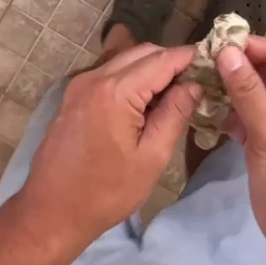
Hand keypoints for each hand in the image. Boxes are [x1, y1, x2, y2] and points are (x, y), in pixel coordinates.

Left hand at [14, 43, 199, 246]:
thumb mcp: (151, 157)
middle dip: (172, 62)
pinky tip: (146, 103)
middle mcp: (95, 77)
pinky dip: (132, 78)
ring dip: (152, 69)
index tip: (214, 63)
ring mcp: (80, 84)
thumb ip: (174, 115)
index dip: (190, 58)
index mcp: (116, 91)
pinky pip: (110, 74)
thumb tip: (194, 85)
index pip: (162, 59)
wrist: (51, 211)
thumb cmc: (106, 192)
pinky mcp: (73, 95)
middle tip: (198, 83)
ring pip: (126, 60)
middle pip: (143, 53)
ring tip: (176, 94)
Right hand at [216, 37, 265, 264]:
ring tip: (193, 81)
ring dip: (225, 87)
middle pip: (261, 71)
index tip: (211, 43)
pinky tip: (201, 109)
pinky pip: (242, 115)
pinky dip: (224, 111)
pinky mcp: (264, 140)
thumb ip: (248, 93)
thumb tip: (227, 53)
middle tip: (195, 61)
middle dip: (231, 65)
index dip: (247, 46)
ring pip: (249, 93)